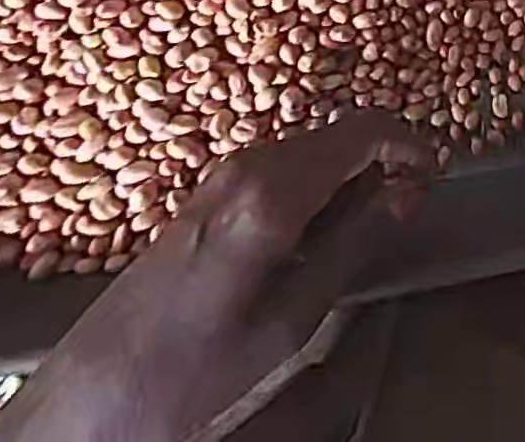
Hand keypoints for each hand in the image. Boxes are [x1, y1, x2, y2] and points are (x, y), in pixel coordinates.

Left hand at [0, 115, 431, 441]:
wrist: (88, 396)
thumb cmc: (196, 368)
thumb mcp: (292, 319)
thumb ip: (357, 242)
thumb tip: (411, 191)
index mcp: (274, 190)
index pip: (364, 130)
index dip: (410, 143)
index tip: (436, 173)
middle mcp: (252, 164)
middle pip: (343, 132)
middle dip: (386, 158)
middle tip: (408, 208)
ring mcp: (229, 172)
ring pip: (318, 147)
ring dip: (355, 174)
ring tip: (369, 228)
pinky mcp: (218, 187)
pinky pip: (290, 166)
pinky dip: (323, 184)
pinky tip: (321, 234)